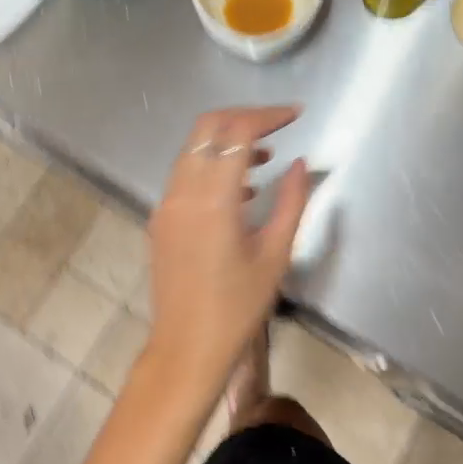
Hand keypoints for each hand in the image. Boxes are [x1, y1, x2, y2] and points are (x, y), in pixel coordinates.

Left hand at [144, 106, 310, 385]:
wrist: (186, 349)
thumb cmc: (237, 308)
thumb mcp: (275, 255)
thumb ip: (292, 202)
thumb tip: (301, 164)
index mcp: (213, 198)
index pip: (237, 132)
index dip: (268, 115)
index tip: (296, 114)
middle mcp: (182, 191)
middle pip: (208, 127)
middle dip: (244, 117)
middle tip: (278, 124)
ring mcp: (166, 204)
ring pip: (194, 148)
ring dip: (227, 141)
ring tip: (267, 154)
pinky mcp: (161, 219)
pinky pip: (186, 174)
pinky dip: (212, 165)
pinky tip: (243, 187)